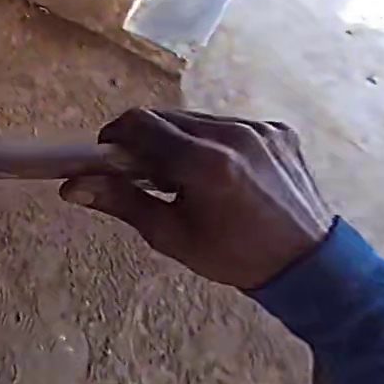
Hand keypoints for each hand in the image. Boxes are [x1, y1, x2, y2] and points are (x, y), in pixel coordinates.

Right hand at [60, 108, 332, 289]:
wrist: (313, 266)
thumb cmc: (231, 255)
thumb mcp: (167, 233)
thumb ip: (119, 200)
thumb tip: (70, 187)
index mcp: (203, 162)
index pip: (139, 122)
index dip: (114, 135)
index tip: (109, 157)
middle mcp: (232, 136)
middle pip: (162, 117)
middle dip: (142, 139)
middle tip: (143, 172)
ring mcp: (259, 130)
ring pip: (192, 118)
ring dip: (174, 138)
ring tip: (182, 174)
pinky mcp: (278, 130)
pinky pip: (223, 124)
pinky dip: (206, 140)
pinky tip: (216, 170)